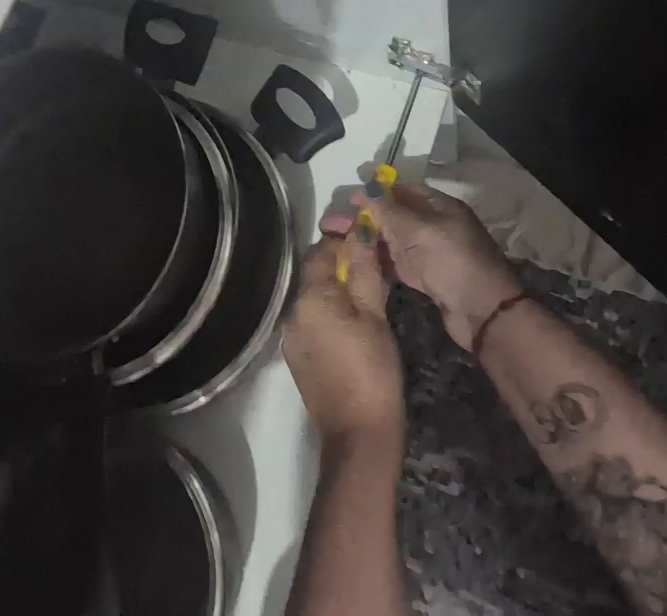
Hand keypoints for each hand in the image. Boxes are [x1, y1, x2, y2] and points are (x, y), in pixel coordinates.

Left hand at [282, 237, 403, 455]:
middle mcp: (292, 312)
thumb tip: (359, 232)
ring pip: (314, 302)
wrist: (358, 433)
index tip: (368, 247)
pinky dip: (329, 319)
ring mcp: (291, 337)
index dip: (342, 244)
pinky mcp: (297, 358)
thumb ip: (365, 271)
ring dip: (336, 296)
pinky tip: (353, 332)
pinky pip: (312, 324)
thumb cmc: (373, 369)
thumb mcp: (375, 315)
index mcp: (309, 297)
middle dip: (340, 271)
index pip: (320, 253)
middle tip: (375, 276)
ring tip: (368, 304)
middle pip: (314, 277)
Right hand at [321, 182, 520, 352]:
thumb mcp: (417, 229)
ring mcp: (429, 252)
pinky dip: (376, 261)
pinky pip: (395, 263)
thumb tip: (367, 187)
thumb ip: (388, 209)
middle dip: (363, 218)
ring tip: (335, 243)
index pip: (402, 190)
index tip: (346, 200)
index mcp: (439, 206)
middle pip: (393, 216)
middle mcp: (434, 225)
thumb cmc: (451, 261)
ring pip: (391, 240)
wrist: (482, 312)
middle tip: (331, 225)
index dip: (374, 193)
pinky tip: (354, 263)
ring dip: (366, 240)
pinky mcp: (425, 276)